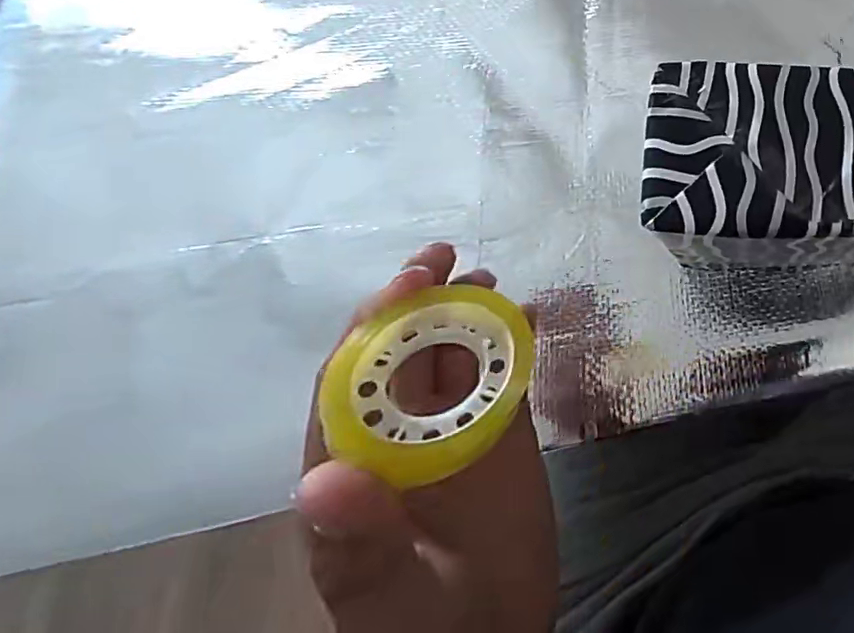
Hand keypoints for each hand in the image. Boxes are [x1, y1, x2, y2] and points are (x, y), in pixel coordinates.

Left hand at [297, 244, 558, 632]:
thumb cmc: (433, 624)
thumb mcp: (391, 594)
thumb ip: (360, 541)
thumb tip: (321, 477)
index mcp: (358, 470)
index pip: (350, 385)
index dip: (374, 327)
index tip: (408, 283)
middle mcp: (401, 440)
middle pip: (403, 357)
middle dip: (417, 303)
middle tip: (447, 258)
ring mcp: (455, 433)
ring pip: (454, 358)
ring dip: (467, 314)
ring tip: (490, 280)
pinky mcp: (502, 434)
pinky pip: (505, 377)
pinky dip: (516, 342)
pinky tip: (532, 316)